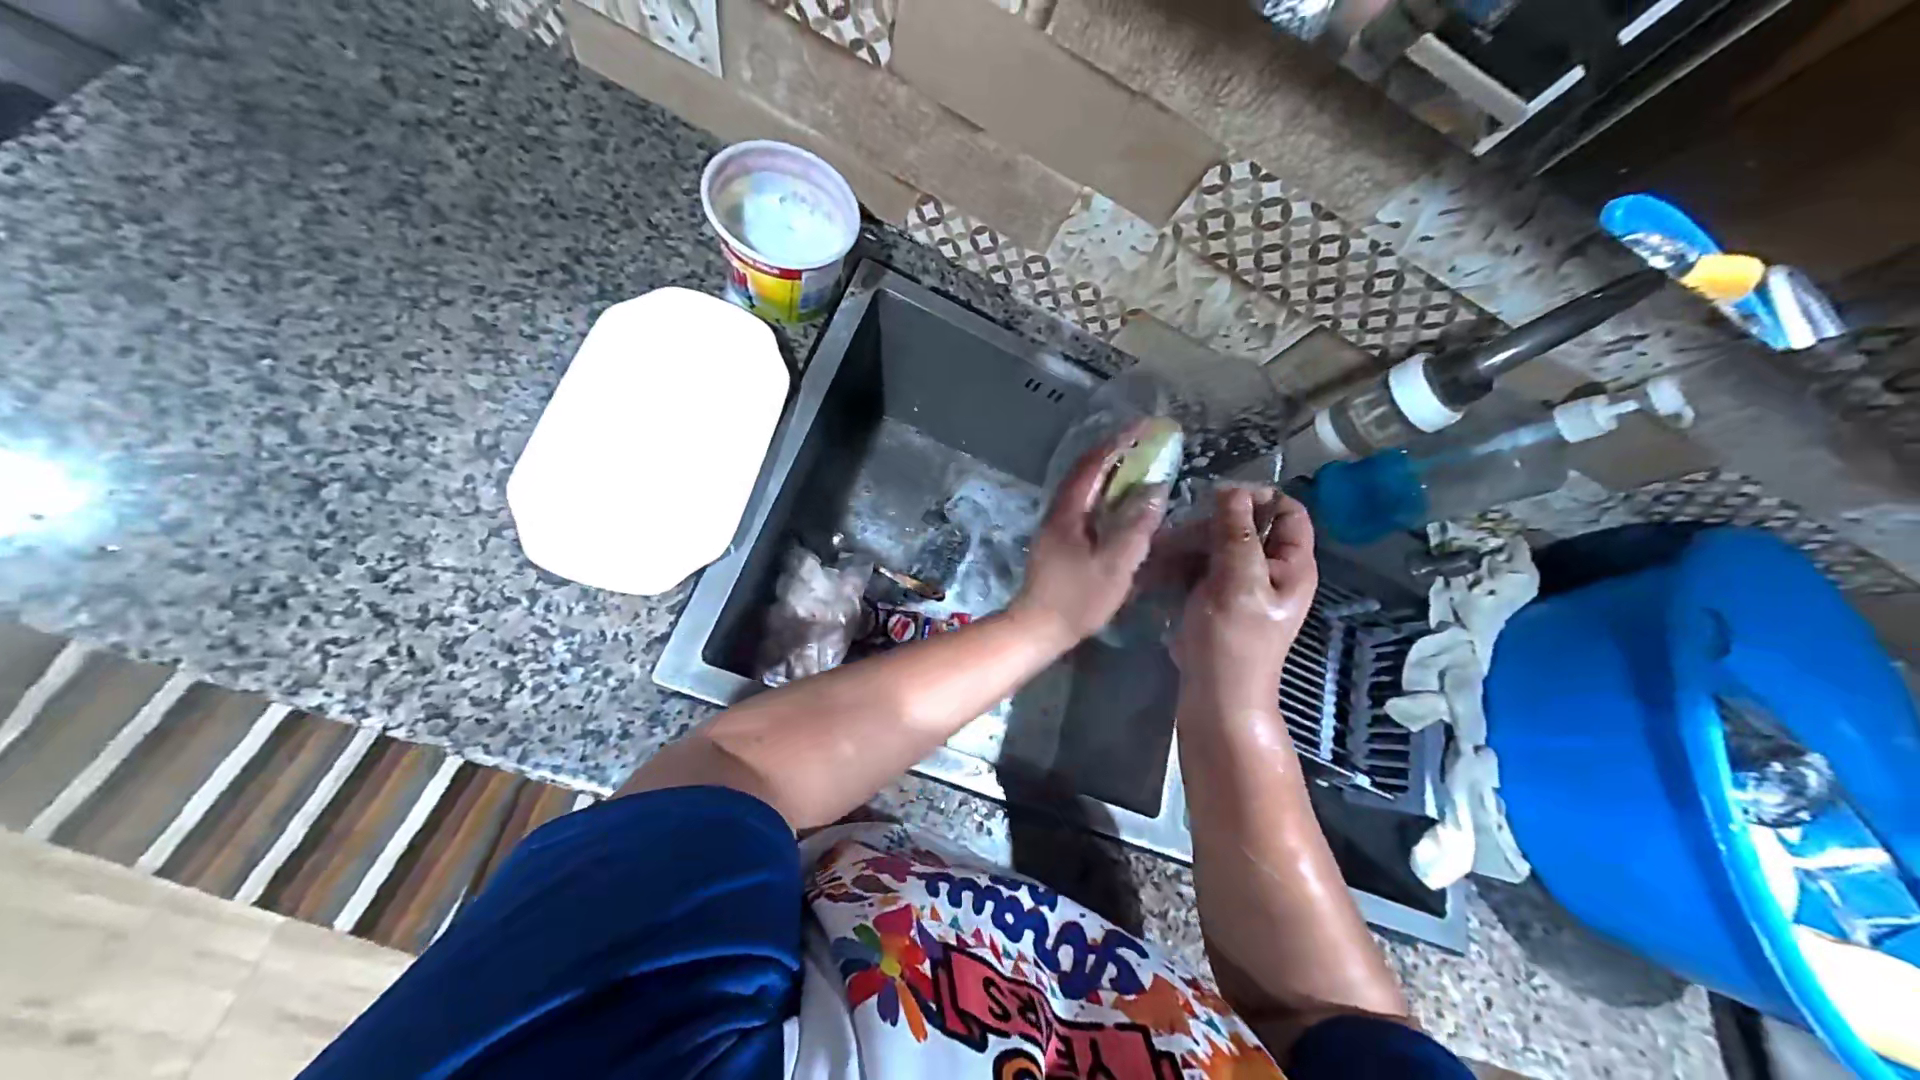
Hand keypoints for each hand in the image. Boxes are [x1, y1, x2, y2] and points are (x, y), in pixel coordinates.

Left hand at [1009, 424, 1168, 645]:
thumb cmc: (1077, 599)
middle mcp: (1057, 512)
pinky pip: (1085, 506)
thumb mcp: (1115, 565)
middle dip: (1115, 453)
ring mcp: (1055, 527)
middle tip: (1146, 443)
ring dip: (1110, 473)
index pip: (1094, 464)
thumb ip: (1136, 526)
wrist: (1037, 628)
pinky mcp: (1058, 542)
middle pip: (1086, 471)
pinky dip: (1105, 495)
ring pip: (1084, 489)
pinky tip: (1121, 505)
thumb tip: (1155, 489)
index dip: (1120, 442)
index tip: (1146, 427)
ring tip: (1138, 467)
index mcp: (1068, 512)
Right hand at [1173, 487, 1317, 708]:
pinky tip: (1157, 568)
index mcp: (1291, 564)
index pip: (1287, 512)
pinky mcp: (1212, 596)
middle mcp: (1268, 569)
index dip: (1258, 498)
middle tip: (1179, 535)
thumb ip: (1237, 533)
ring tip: (1159, 553)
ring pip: (1214, 544)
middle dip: (1209, 525)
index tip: (1219, 498)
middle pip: (1244, 526)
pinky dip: (1179, 563)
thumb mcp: (1238, 582)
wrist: (1215, 694)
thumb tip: (1233, 490)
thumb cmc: (1234, 640)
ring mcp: (1238, 583)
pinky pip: (1197, 566)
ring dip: (1187, 544)